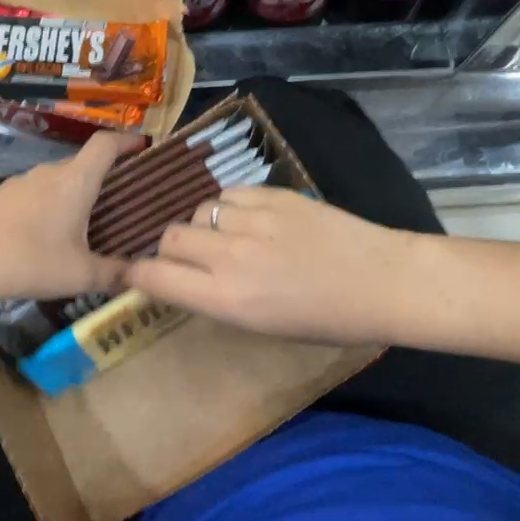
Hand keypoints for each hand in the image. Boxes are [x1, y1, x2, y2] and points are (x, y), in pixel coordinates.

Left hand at [0, 131, 143, 309]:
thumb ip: (113, 274)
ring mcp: (17, 183)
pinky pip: (29, 197)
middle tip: (115, 202)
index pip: (105, 145)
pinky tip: (38, 239)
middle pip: (80, 164)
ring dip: (68, 196)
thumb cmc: (28, 261)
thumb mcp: (79, 275)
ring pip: (53, 182)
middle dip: (100, 178)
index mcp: (75, 181)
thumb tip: (139, 276)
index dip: (125, 141)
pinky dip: (42, 209)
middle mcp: (47, 174)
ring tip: (78, 226)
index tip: (141, 145)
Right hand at [124, 186, 423, 345]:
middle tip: (189, 257)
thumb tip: (187, 280)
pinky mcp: (273, 194)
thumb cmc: (327, 320)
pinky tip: (247, 217)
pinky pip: (229, 193)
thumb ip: (219, 300)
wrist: (382, 281)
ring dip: (203, 225)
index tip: (138, 274)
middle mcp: (230, 256)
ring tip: (225, 235)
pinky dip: (229, 206)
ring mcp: (252, 220)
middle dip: (170, 249)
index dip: (137, 275)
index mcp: (226, 299)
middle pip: (169, 237)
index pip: (154, 277)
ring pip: (198, 210)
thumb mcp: (263, 327)